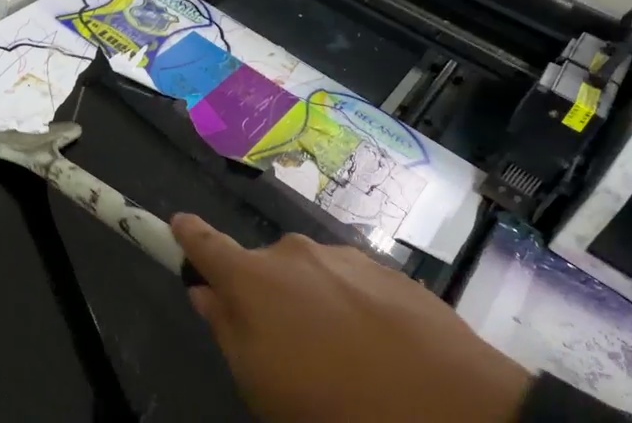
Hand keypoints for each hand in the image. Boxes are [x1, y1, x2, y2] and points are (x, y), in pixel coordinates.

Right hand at [173, 216, 531, 422]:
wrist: (457, 411)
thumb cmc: (337, 405)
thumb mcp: (261, 385)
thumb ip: (226, 332)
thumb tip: (209, 296)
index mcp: (252, 277)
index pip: (201, 239)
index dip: (183, 233)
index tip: (175, 227)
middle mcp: (293, 252)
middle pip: (262, 266)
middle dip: (265, 295)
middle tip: (286, 348)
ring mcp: (345, 257)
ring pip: (311, 277)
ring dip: (313, 304)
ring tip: (346, 360)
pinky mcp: (391, 272)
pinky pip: (354, 286)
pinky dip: (355, 311)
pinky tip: (381, 355)